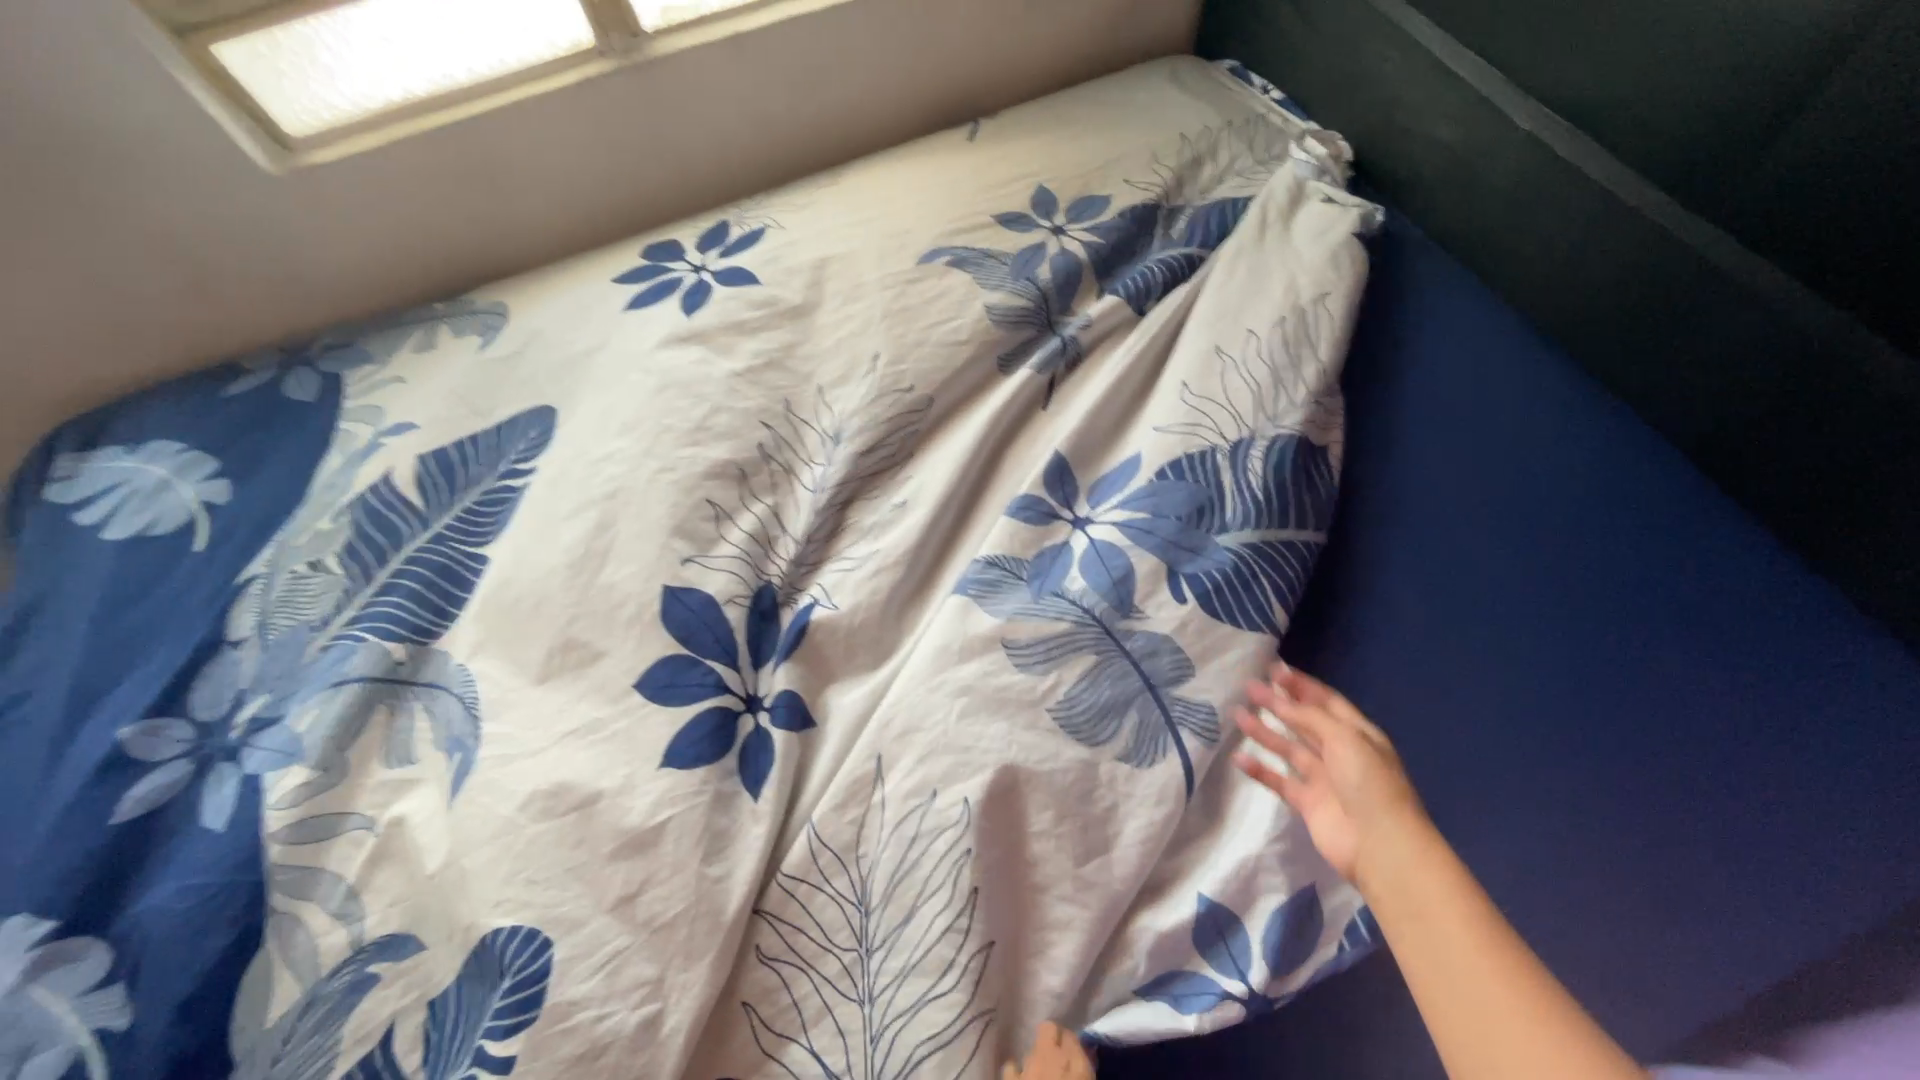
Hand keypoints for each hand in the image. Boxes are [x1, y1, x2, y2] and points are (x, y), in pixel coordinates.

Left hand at [1002, 1022, 1092, 1079]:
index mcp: (1077, 1065)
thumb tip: (1085, 1062)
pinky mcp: (1009, 1079)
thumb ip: (1085, 1071)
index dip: (1075, 1044)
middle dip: (1054, 1039)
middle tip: (1062, 1060)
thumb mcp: (1085, 1079)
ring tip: (1042, 1074)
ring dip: (1037, 1058)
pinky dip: (1016, 1071)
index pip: (1073, 1036)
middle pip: (1049, 1029)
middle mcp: (1051, 1057)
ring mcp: (1027, 1066)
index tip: (1079, 1055)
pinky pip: (1011, 1066)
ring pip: (1031, 1048)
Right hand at [1232, 664, 1428, 892]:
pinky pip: (1280, 780)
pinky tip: (1239, 757)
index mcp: (1358, 734)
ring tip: (1237, 714)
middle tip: (1249, 687)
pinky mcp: (1308, 802)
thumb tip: (1281, 701)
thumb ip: (1310, 718)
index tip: (1274, 670)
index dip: (1301, 686)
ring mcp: (1324, 778)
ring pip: (1289, 748)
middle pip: (1305, 722)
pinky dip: (1260, 769)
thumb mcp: (1345, 739)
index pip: (1327, 702)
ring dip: (1266, 732)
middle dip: (1279, 704)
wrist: (1379, 844)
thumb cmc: (1369, 783)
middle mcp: (1341, 752)